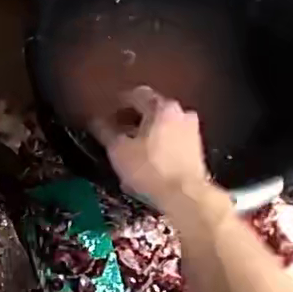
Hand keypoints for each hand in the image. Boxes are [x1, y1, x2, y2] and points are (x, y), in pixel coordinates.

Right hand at [89, 88, 225, 214]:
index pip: (136, 94)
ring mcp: (192, 132)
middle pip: (151, 110)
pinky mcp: (196, 150)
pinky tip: (147, 162)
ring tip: (130, 149)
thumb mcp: (118, 150)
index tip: (107, 112)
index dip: (117, 103)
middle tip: (116, 131)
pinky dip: (158, 146)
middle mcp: (181, 114)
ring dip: (146, 133)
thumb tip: (96, 122)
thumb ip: (105, 131)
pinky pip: (172, 141)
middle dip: (132, 120)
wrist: (185, 196)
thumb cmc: (150, 170)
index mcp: (161, 108)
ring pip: (163, 126)